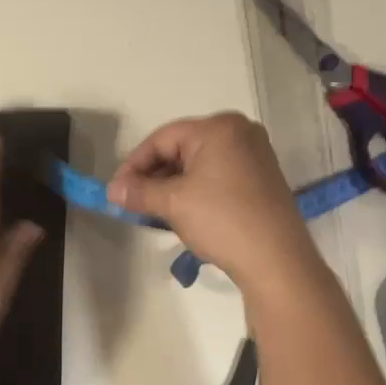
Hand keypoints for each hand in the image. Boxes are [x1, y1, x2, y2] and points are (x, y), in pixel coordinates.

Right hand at [108, 112, 313, 282]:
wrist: (273, 256)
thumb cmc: (221, 220)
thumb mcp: (173, 204)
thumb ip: (139, 192)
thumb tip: (112, 190)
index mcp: (218, 127)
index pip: (162, 138)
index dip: (133, 164)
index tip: (115, 191)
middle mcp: (238, 132)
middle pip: (181, 148)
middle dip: (152, 176)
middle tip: (131, 202)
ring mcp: (252, 154)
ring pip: (198, 164)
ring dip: (170, 186)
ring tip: (152, 211)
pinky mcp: (258, 178)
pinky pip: (215, 176)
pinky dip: (193, 191)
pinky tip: (180, 212)